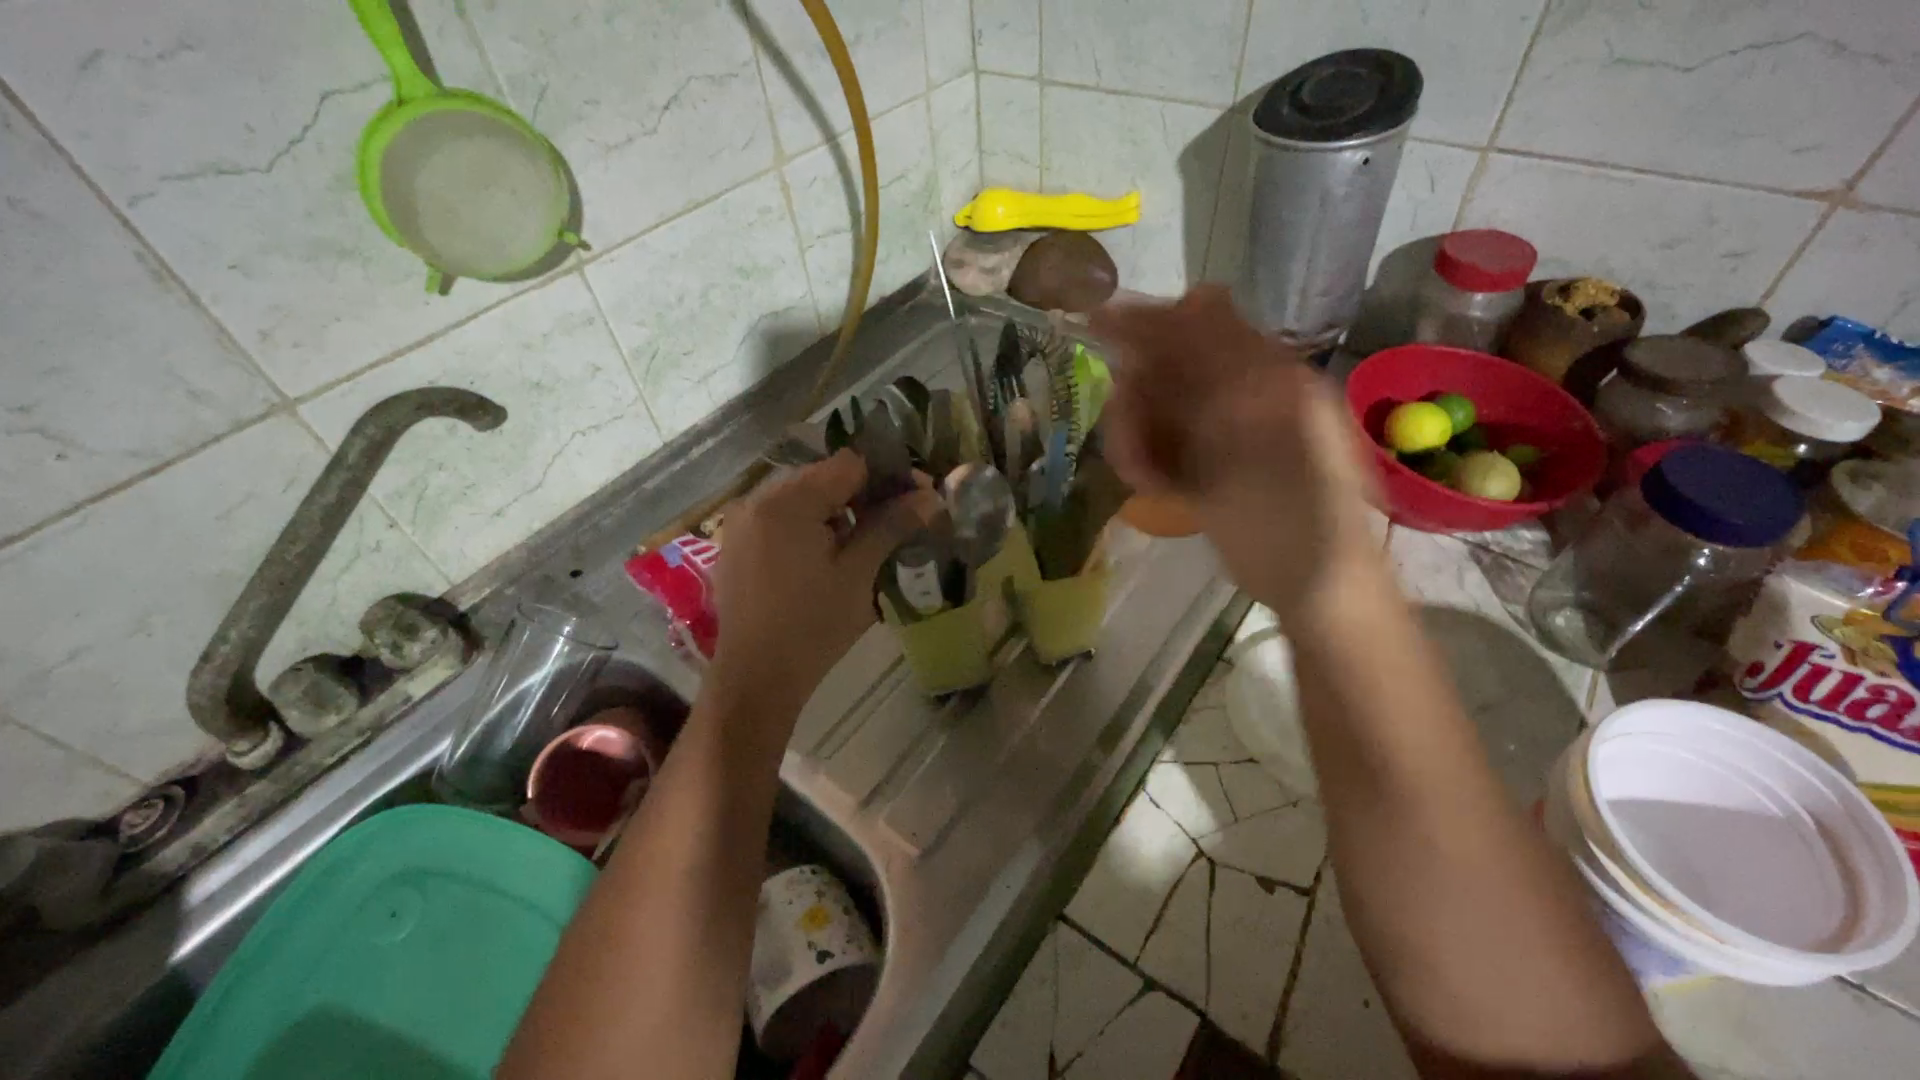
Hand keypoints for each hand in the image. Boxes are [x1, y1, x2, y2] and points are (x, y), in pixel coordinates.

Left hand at [709, 451, 937, 710]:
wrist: (756, 677)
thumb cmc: (813, 627)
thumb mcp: (859, 575)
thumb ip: (892, 526)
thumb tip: (931, 496)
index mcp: (789, 501)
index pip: (849, 464)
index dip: (887, 478)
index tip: (915, 502)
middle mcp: (758, 499)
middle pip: (823, 478)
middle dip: (861, 496)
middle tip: (893, 527)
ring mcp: (741, 521)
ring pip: (801, 498)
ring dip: (834, 512)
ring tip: (859, 548)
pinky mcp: (735, 544)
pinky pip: (779, 518)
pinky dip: (806, 527)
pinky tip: (824, 560)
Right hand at [1093, 287, 1385, 620]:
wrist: (1316, 587)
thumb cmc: (1306, 510)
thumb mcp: (1274, 424)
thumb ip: (1233, 363)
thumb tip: (1198, 300)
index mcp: (1270, 378)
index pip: (1205, 326)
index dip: (1155, 321)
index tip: (1100, 324)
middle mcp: (1242, 398)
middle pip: (1169, 370)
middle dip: (1140, 396)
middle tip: (1129, 435)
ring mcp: (1221, 437)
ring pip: (1156, 412)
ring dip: (1137, 434)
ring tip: (1140, 469)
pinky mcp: (1204, 473)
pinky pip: (1158, 451)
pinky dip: (1144, 461)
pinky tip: (1149, 482)